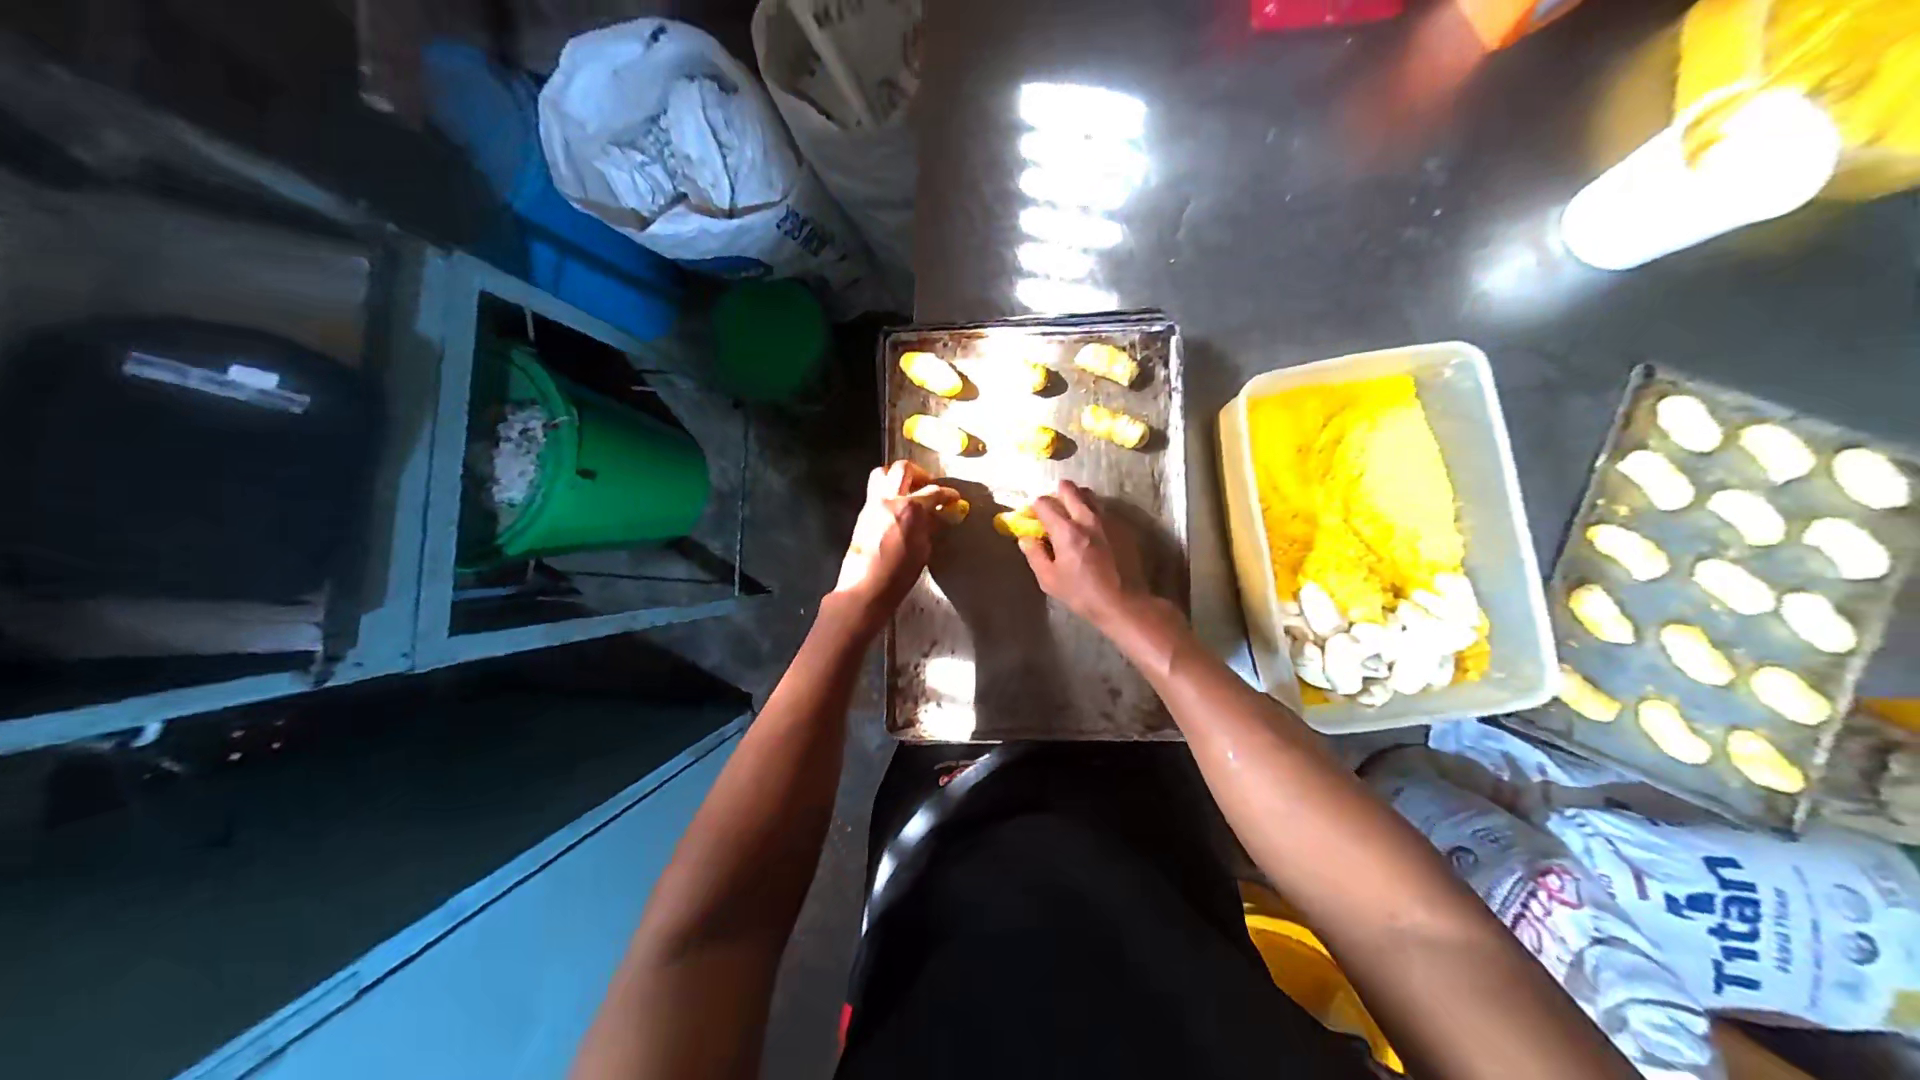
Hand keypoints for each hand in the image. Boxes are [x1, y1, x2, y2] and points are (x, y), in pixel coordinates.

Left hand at [831, 460, 960, 632]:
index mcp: (910, 508)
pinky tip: (897, 509)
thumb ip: (928, 527)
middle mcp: (889, 499)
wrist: (865, 587)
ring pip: (882, 474)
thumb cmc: (898, 574)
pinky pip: (875, 491)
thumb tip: (934, 516)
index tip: (954, 497)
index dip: (948, 494)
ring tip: (909, 491)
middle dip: (920, 474)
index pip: (933, 491)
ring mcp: (872, 504)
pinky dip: (888, 492)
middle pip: (903, 469)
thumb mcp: (923, 550)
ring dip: (898, 477)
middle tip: (928, 486)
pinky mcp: (862, 514)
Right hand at [1017, 480, 1151, 629]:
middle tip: (1053, 511)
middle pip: (1068, 488)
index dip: (1034, 508)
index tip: (1033, 519)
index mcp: (1066, 531)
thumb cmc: (1082, 594)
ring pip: (1089, 494)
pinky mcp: (1123, 526)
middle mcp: (1087, 518)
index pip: (1044, 502)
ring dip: (1076, 499)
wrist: (1124, 602)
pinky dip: (1093, 513)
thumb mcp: (1049, 579)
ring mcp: (1108, 520)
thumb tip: (1025, 538)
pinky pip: (1103, 509)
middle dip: (1056, 494)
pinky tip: (1092, 531)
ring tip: (1073, 517)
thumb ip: (1034, 554)